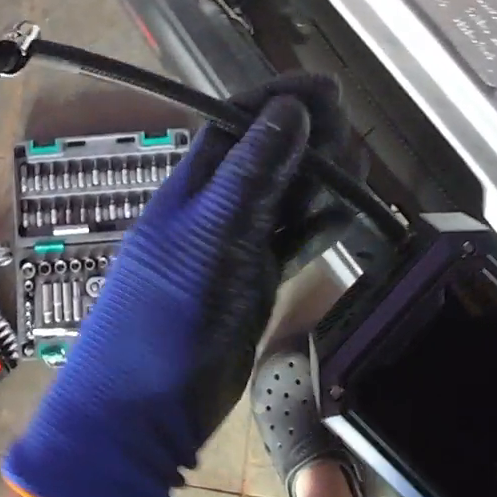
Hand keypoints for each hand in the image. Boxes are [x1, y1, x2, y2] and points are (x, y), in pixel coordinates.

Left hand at [4, 75, 350, 496]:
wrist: (141, 410)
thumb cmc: (165, 315)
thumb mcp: (212, 236)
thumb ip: (252, 174)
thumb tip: (289, 110)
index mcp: (193, 186)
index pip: (235, 123)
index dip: (276, 99)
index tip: (321, 85)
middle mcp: (215, 207)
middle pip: (265, 155)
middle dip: (303, 133)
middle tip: (345, 121)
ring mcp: (235, 245)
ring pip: (283, 196)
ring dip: (317, 177)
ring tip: (354, 164)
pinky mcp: (252, 282)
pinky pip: (292, 241)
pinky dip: (318, 225)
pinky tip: (347, 214)